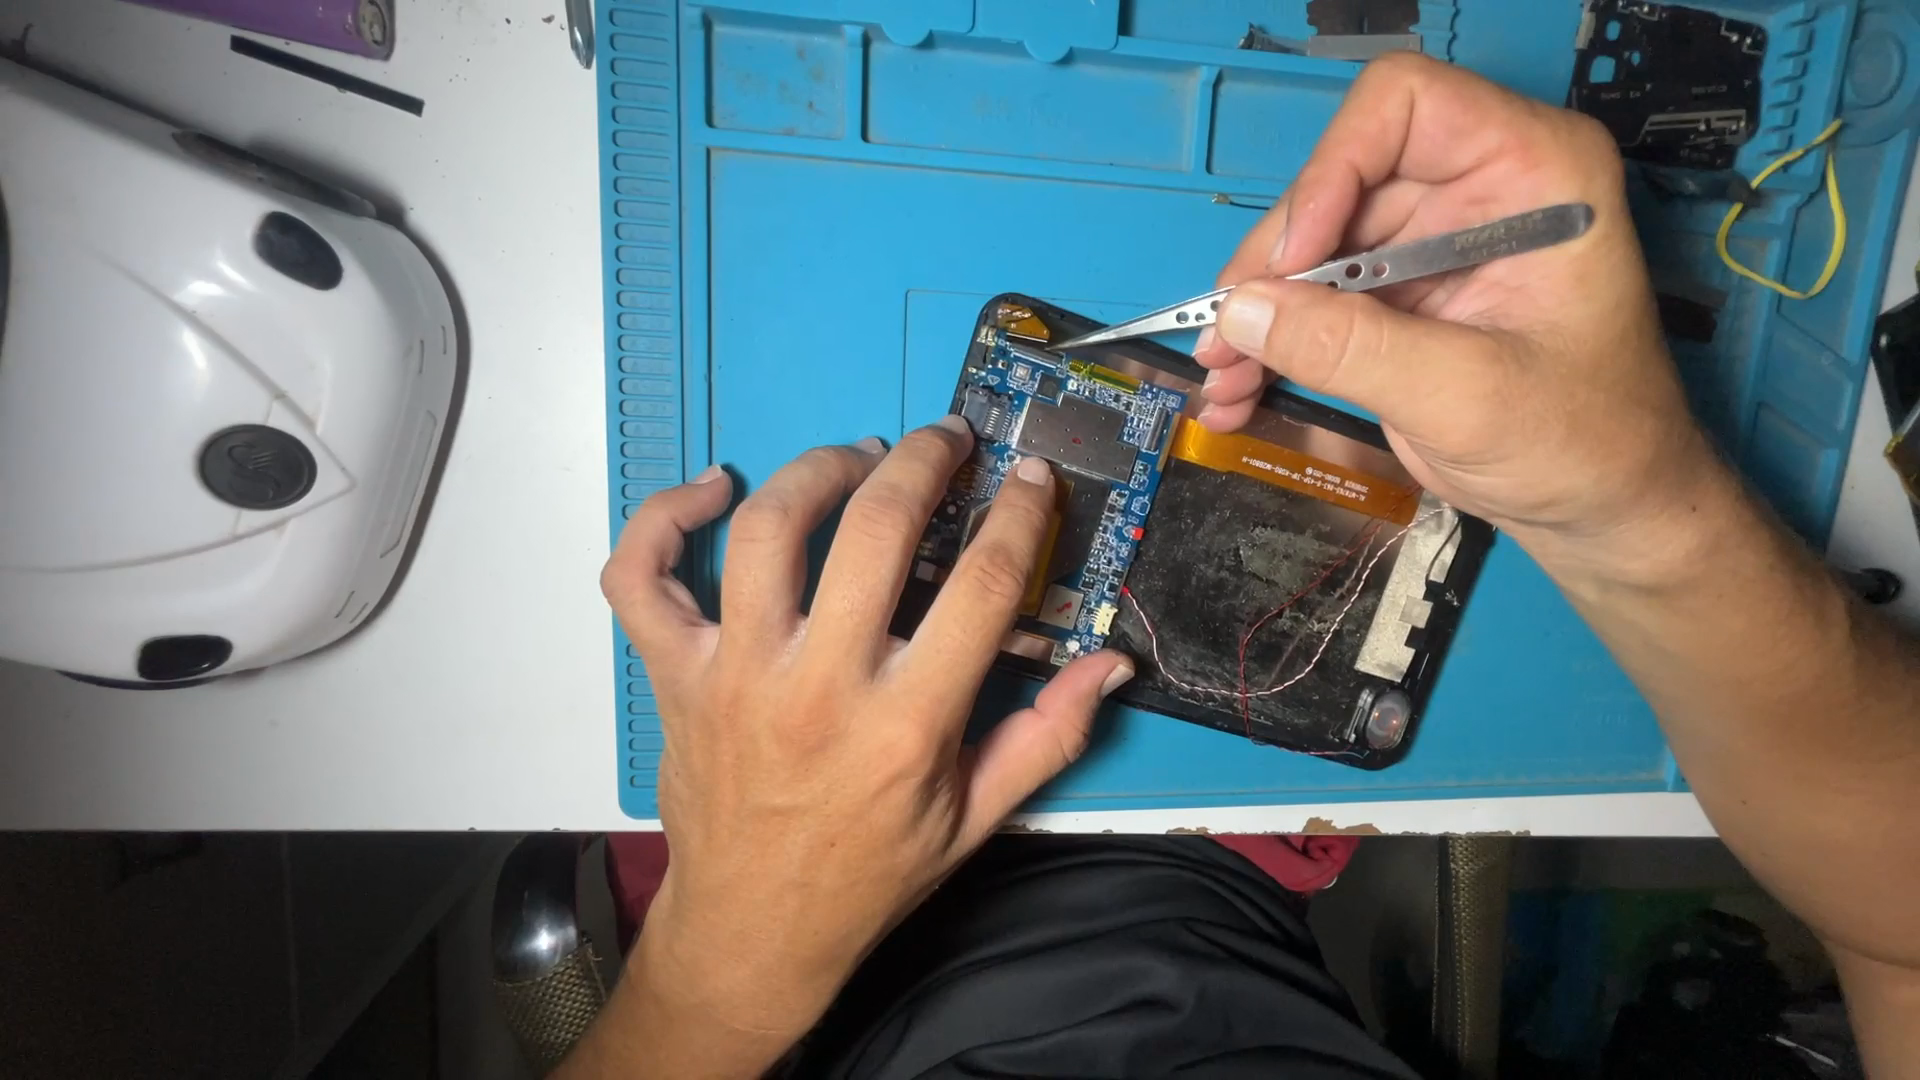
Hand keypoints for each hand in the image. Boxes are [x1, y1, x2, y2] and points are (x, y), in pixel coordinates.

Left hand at [598, 420, 1132, 1054]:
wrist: (751, 934)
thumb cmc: (871, 875)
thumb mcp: (977, 819)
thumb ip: (1050, 735)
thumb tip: (1113, 663)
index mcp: (906, 723)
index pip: (982, 586)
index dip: (1018, 515)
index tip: (1029, 477)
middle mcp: (818, 685)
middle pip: (873, 530)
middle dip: (922, 462)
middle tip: (945, 440)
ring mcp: (734, 674)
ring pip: (765, 530)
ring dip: (818, 469)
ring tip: (858, 456)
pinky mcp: (674, 675)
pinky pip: (638, 575)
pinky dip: (663, 516)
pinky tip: (715, 489)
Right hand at [1194, 53, 1726, 584]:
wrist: (1588, 500)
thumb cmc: (1575, 438)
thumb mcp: (1463, 393)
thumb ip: (1350, 349)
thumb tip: (1237, 314)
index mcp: (1522, 175)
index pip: (1401, 111)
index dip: (1331, 174)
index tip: (1292, 264)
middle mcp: (1462, 197)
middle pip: (1329, 192)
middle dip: (1268, 271)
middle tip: (1225, 341)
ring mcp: (1417, 252)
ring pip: (1300, 256)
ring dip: (1251, 319)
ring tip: (1222, 381)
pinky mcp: (1384, 304)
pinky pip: (1302, 308)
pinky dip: (1263, 349)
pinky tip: (1235, 396)